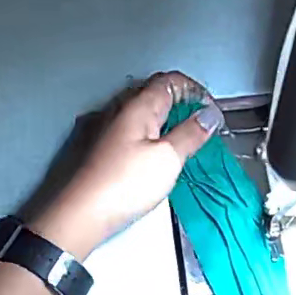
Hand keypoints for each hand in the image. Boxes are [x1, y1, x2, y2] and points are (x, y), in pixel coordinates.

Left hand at [31, 71, 223, 257]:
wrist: (84, 213)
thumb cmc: (124, 185)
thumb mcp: (168, 158)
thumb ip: (190, 134)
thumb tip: (209, 116)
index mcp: (138, 106)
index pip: (171, 81)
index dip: (196, 91)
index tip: (211, 111)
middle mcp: (120, 111)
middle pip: (155, 94)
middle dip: (182, 103)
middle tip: (201, 123)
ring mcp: (108, 130)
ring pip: (143, 114)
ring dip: (166, 120)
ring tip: (183, 140)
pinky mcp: (103, 151)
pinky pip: (132, 132)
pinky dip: (150, 136)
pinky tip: (156, 156)